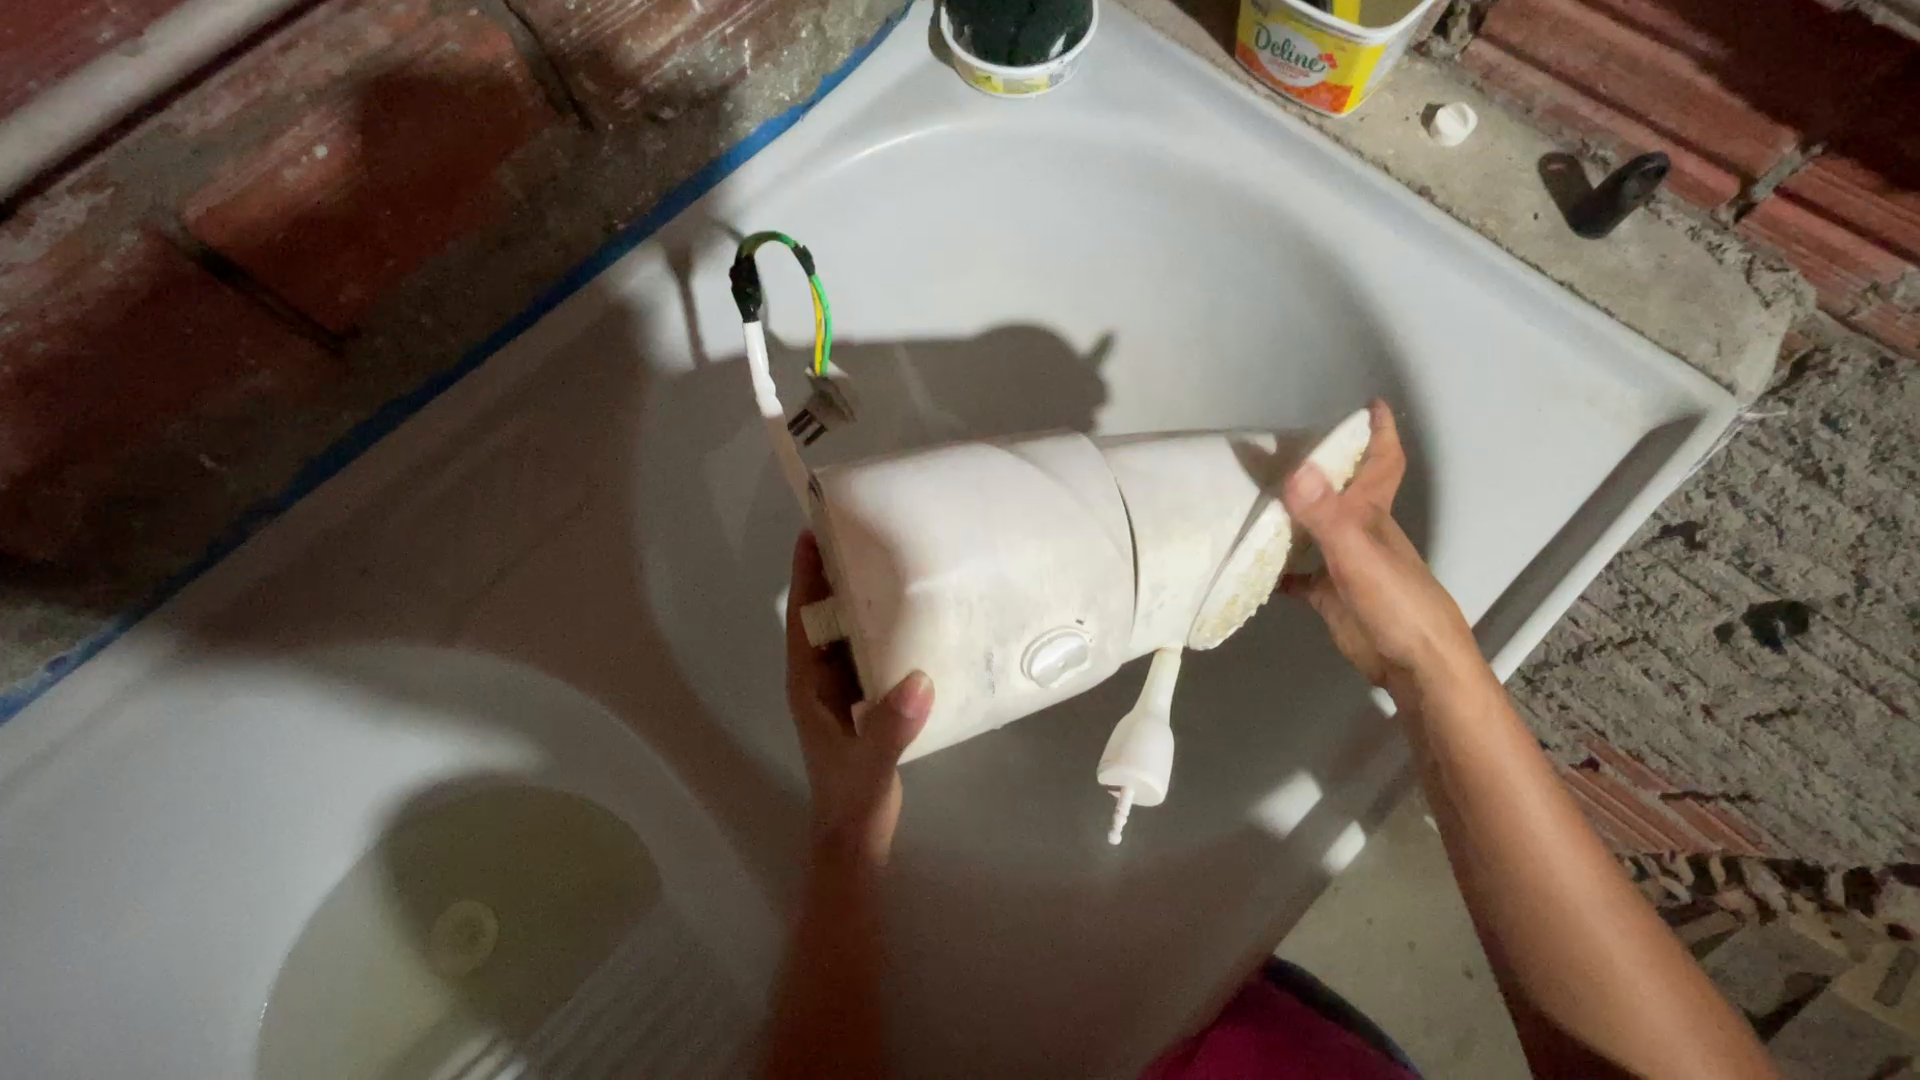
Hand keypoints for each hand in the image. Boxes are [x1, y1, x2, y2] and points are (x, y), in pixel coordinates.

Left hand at [786, 532, 933, 865]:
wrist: (857, 836)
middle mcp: (820, 679)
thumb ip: (890, 728)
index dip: (805, 576)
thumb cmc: (852, 799)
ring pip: (846, 632)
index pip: (802, 619)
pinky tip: (913, 618)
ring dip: (859, 599)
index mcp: (808, 684)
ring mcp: (842, 689)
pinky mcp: (864, 700)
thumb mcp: (870, 764)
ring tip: (890, 561)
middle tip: (863, 533)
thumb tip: (920, 679)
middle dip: (834, 575)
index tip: (814, 532)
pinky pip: (870, 652)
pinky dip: (883, 629)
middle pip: (822, 616)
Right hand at [1279, 401, 1480, 703]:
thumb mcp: (1357, 552)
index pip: (1380, 463)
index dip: (1379, 433)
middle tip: (1286, 446)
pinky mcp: (1330, 596)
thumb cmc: (1395, 601)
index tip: (1371, 405)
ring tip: (1256, 497)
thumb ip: (1325, 513)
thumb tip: (1296, 468)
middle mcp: (1359, 533)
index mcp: (1372, 515)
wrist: (1413, 662)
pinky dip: (1280, 568)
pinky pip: (1300, 575)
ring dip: (1293, 513)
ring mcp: (1344, 565)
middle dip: (1323, 466)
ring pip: (1316, 529)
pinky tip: (1254, 566)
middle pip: (1341, 491)